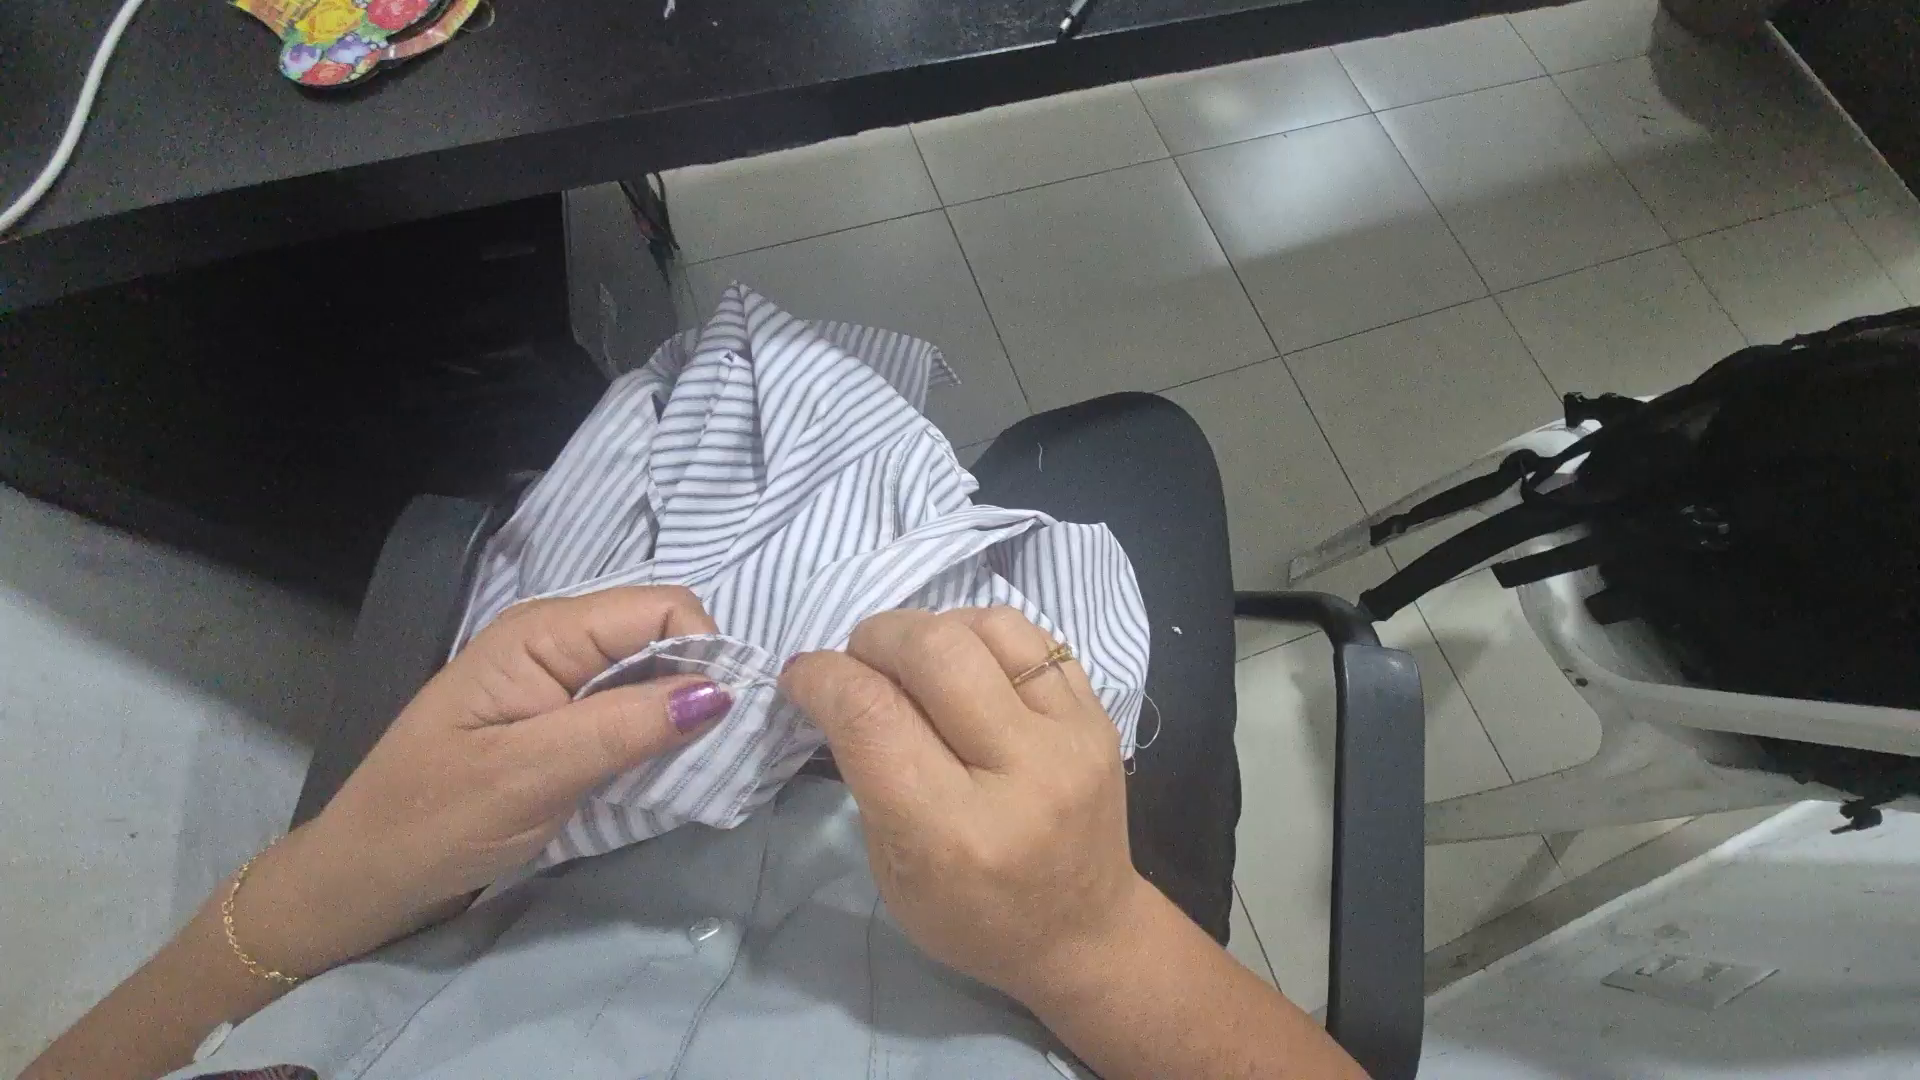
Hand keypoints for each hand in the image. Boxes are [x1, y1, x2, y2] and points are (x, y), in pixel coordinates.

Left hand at [246, 586, 734, 975]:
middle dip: (699, 677)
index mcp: (542, 632)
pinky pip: (637, 694)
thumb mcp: (528, 777)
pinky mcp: (569, 705)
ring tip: (690, 755)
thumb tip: (720, 692)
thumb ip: (624, 727)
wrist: (361, 881)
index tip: (718, 717)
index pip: (660, 607)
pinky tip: (663, 756)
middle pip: (663, 628)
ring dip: (683, 704)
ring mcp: (563, 670)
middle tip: (708, 744)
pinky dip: (661, 722)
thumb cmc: (430, 824)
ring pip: (656, 663)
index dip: (703, 650)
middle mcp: (558, 635)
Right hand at [780, 606, 1154, 1006]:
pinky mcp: (1099, 715)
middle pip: (935, 652)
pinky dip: (984, 634)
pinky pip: (1035, 636)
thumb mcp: (892, 867)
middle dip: (877, 637)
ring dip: (933, 627)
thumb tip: (842, 682)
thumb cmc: (973, 915)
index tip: (804, 674)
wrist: (1084, 929)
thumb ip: (867, 768)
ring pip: (990, 627)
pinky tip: (969, 662)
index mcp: (955, 833)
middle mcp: (1022, 775)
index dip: (824, 678)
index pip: (874, 716)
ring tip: (917, 658)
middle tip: (861, 659)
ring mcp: (1072, 738)